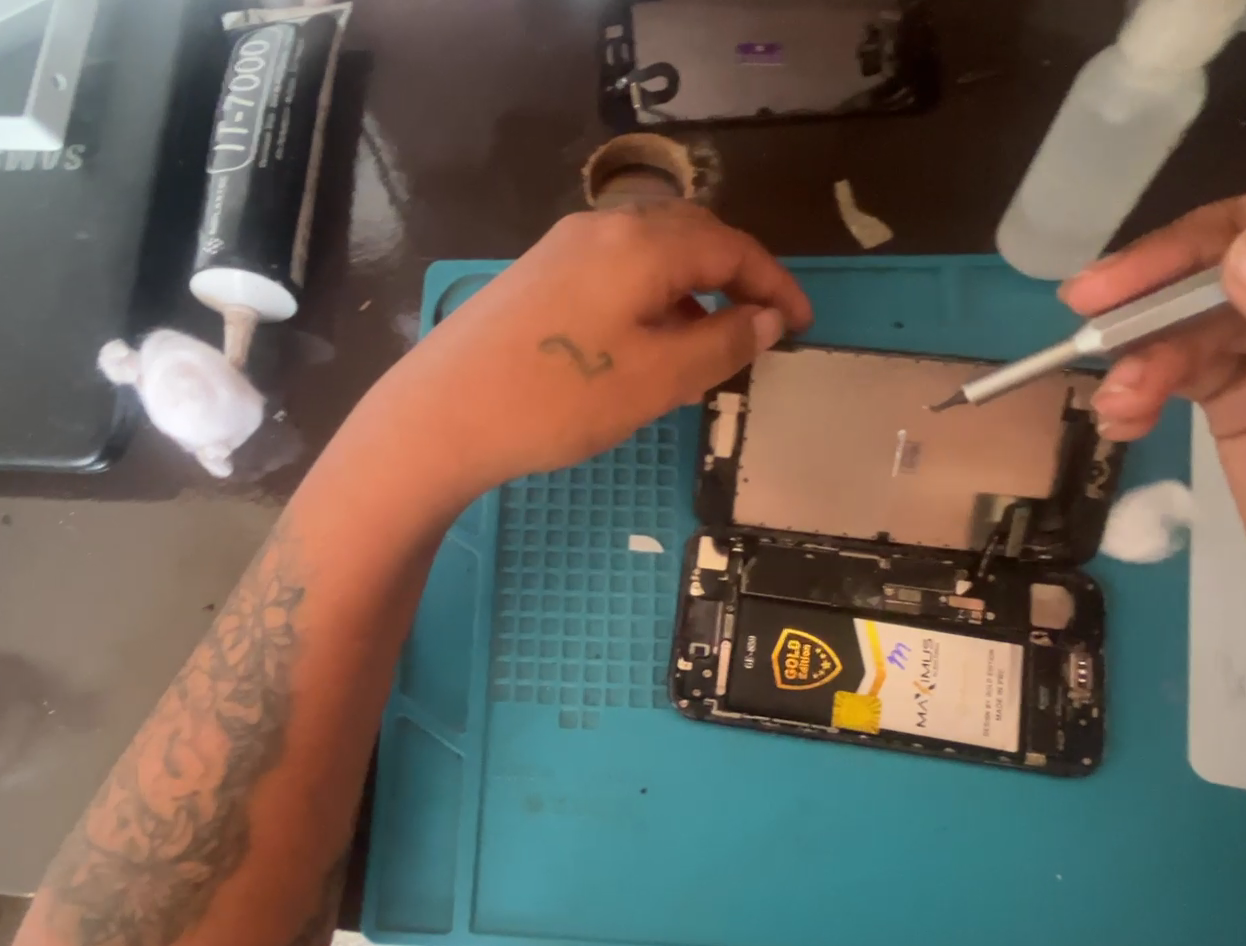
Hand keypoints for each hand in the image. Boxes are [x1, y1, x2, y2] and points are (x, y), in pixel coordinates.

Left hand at [363, 200, 812, 499]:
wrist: (441, 416)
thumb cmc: (558, 401)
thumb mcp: (657, 380)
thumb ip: (722, 343)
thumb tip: (769, 317)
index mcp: (642, 243)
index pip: (731, 247)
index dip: (775, 284)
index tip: (803, 324)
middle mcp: (603, 228)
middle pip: (691, 239)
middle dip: (735, 280)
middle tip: (761, 328)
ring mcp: (562, 248)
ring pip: (650, 258)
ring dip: (691, 293)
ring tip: (710, 346)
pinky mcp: (535, 276)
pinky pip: (614, 274)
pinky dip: (649, 301)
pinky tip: (646, 345)